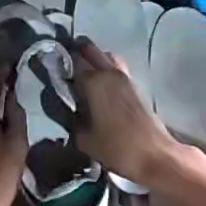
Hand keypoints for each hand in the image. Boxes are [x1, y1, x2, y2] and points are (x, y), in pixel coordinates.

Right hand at [71, 37, 186, 189]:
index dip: (59, 60)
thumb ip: (70, 120)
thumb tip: (66, 110)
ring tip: (83, 72)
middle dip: (76, 51)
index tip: (50, 66)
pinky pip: (116, 66)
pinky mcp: (136, 85)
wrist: (156, 156)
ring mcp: (125, 77)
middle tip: (64, 64)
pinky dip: (106, 68)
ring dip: (94, 57)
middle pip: (90, 49)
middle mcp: (109, 72)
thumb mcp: (83, 139)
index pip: (72, 60)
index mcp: (93, 81)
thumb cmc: (117, 148)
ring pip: (105, 55)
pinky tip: (100, 86)